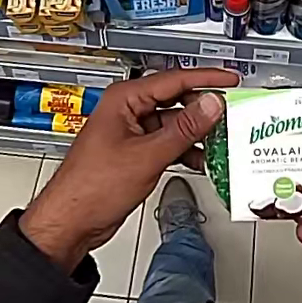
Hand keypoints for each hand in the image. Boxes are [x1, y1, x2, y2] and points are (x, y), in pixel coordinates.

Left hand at [20, 68, 237, 273]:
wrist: (70, 224)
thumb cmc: (90, 187)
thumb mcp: (147, 155)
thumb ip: (184, 129)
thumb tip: (211, 104)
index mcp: (124, 99)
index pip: (174, 79)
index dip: (206, 78)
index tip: (230, 79)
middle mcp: (128, 110)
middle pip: (176, 99)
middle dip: (203, 107)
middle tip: (231, 111)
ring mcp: (133, 131)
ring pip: (174, 122)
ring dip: (196, 132)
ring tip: (222, 137)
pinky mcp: (137, 151)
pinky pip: (168, 141)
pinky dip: (185, 149)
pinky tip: (202, 159)